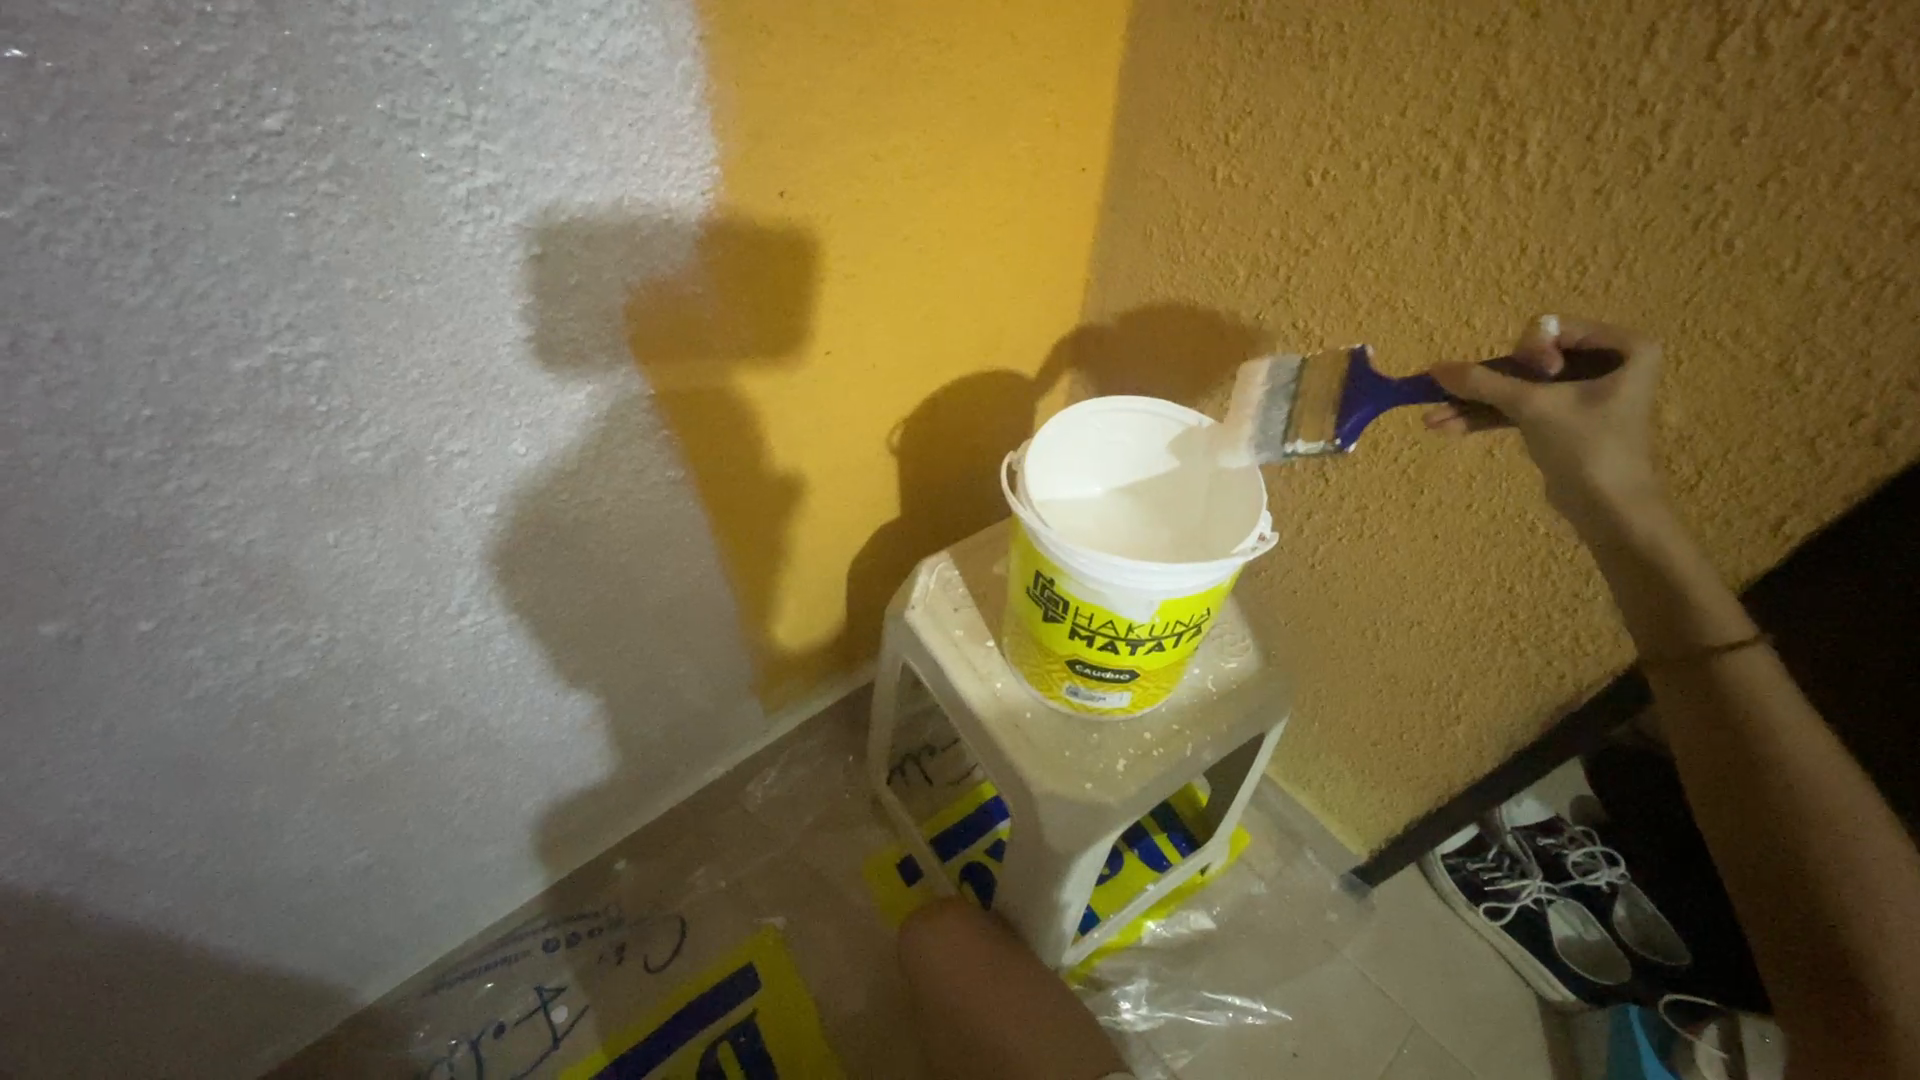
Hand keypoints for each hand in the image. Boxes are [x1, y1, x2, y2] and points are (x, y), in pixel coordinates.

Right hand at [1424, 315, 1667, 536]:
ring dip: (1474, 404)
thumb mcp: (1534, 406)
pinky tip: (1448, 429)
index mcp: (1621, 348)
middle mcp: (1604, 364)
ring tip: (1432, 421)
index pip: (1553, 330)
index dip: (1529, 352)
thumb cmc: (1588, 446)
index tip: (1534, 377)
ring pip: (1516, 389)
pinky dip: (1486, 418)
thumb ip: (1484, 383)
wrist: (1609, 507)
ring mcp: (1579, 395)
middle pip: (1526, 361)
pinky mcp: (1560, 420)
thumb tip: (1433, 367)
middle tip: (1447, 398)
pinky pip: (1517, 409)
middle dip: (1485, 383)